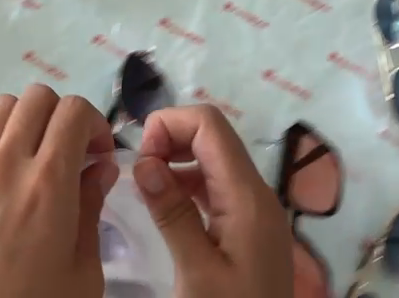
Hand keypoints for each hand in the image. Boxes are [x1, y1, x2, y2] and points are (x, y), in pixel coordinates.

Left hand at [0, 84, 119, 297]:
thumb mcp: (82, 271)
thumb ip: (91, 208)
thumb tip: (100, 167)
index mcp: (46, 185)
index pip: (73, 111)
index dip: (95, 122)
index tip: (101, 153)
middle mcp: (7, 163)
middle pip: (38, 96)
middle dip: (64, 115)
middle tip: (76, 151)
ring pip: (5, 105)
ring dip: (30, 119)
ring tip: (43, 156)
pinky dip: (4, 136)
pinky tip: (15, 174)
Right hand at [134, 104, 291, 297]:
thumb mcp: (196, 273)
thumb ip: (171, 212)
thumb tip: (144, 160)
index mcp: (248, 197)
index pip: (209, 124)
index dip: (169, 125)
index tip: (141, 158)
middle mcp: (257, 193)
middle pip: (211, 134)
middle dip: (170, 138)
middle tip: (141, 174)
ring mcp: (256, 210)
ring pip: (212, 156)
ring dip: (175, 159)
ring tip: (148, 191)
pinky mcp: (249, 226)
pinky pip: (216, 183)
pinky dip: (186, 180)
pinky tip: (167, 206)